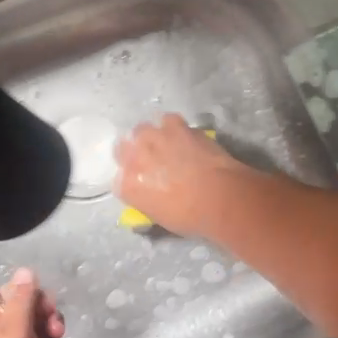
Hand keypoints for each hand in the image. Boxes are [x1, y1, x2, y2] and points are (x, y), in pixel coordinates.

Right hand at [114, 114, 255, 236]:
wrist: (218, 196)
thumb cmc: (190, 216)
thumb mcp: (159, 216)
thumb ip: (147, 200)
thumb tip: (149, 192)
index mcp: (127, 186)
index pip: (119, 178)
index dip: (131, 177)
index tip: (142, 180)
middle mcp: (134, 158)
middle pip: (123, 147)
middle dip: (134, 152)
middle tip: (150, 159)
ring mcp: (153, 139)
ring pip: (142, 130)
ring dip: (151, 136)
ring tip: (165, 143)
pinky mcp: (175, 126)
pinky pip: (167, 121)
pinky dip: (172, 126)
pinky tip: (182, 134)